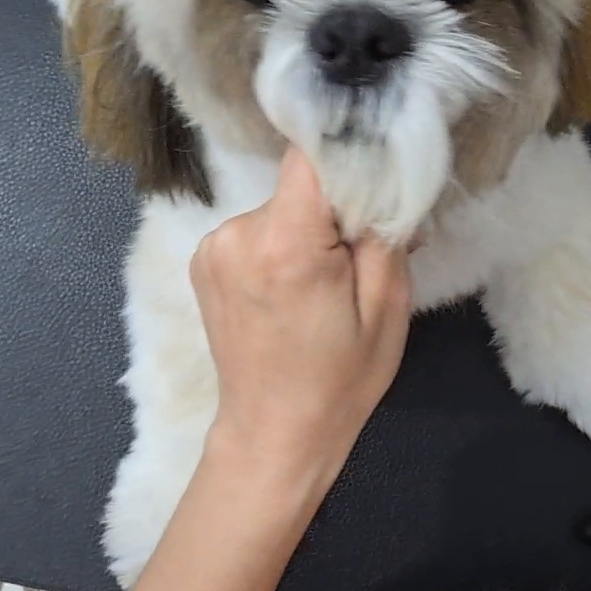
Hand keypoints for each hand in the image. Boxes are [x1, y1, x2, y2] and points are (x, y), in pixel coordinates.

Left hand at [190, 147, 412, 498]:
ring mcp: (212, 247)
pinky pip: (259, 229)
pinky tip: (293, 290)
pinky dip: (283, 245)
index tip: (374, 188)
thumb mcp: (387, 308)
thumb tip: (381, 179)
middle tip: (359, 260)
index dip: (347, 162)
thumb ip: (383, 232)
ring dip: (308, 231)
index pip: (310, 158)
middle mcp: (236, 234)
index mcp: (284, 244)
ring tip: (324, 285)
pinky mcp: (203, 260)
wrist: (274, 432)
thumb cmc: (339, 379)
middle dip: (335, 211)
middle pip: (300, 187)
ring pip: (281, 208)